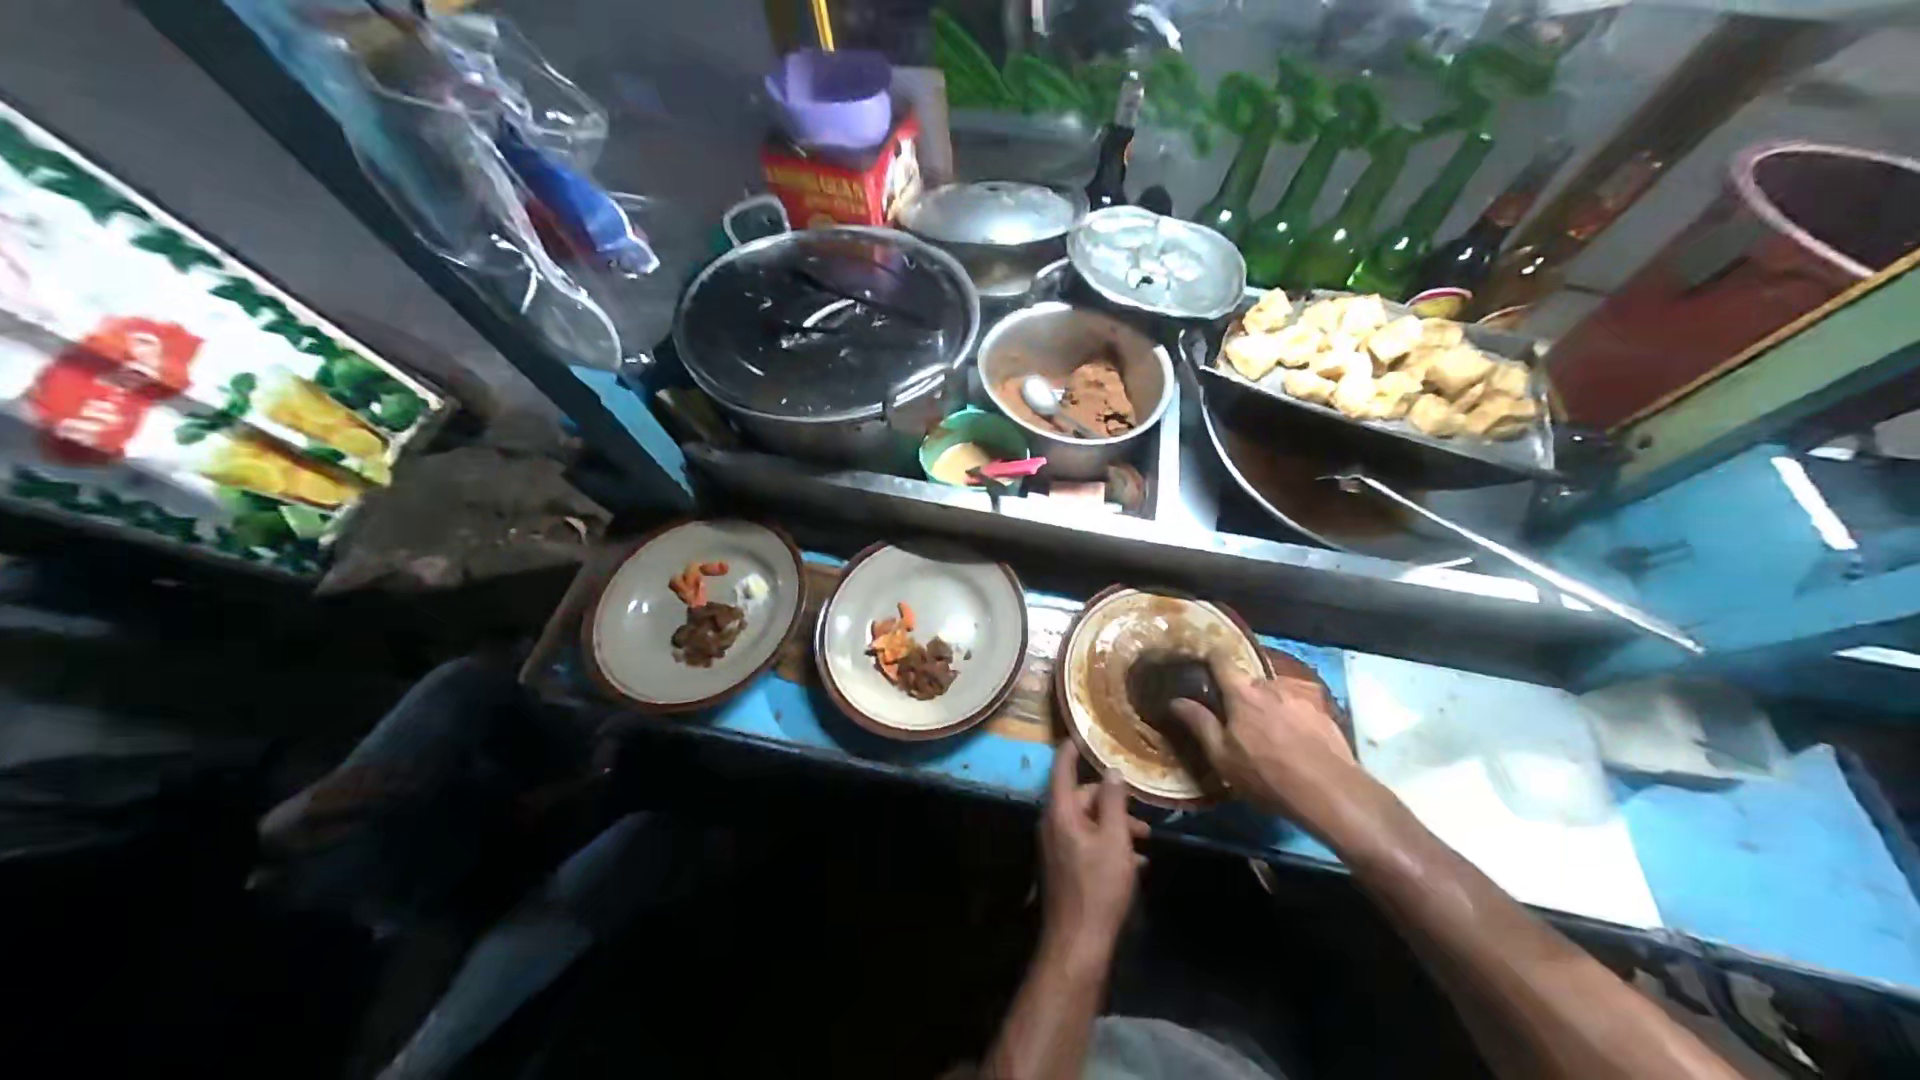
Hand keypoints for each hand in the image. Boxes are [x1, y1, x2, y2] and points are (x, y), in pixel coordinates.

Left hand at [1039, 743, 1148, 955]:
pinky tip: (1134, 861)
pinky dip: (1107, 843)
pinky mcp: (1063, 865)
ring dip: (1114, 825)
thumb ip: (1113, 802)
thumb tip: (1111, 770)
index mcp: (1060, 812)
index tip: (1083, 731)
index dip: (1072, 748)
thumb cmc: (1099, 886)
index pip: (1063, 768)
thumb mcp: (1115, 840)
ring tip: (1144, 841)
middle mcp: (1052, 823)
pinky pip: (1085, 841)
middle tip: (1141, 812)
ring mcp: (1055, 845)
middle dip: (1110, 800)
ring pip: (1086, 821)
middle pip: (1080, 797)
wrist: (1078, 941)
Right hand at [1167, 658, 1360, 827]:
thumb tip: (1176, 700)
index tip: (1201, 667)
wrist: (1331, 792)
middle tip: (1238, 722)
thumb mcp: (1222, 756)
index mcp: (1242, 693)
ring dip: (1269, 708)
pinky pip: (1299, 708)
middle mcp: (1271, 685)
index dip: (1209, 659)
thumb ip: (1199, 723)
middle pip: (1249, 682)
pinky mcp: (1324, 712)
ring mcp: (1301, 697)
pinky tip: (1295, 744)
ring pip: (1276, 695)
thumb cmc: (1267, 775)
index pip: (1221, 660)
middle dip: (1242, 696)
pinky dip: (1292, 719)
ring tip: (1270, 736)